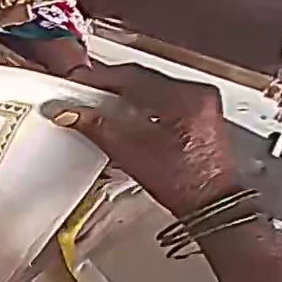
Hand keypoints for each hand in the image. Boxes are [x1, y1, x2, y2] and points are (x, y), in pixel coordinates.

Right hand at [48, 63, 235, 216]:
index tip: (79, 80)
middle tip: (84, 90)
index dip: (100, 77)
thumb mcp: (131, 154)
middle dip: (110, 84)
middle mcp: (197, 93)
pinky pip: (162, 97)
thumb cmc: (184, 185)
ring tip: (99, 101)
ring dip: (124, 93)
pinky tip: (123, 111)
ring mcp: (200, 102)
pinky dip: (140, 102)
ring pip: (151, 87)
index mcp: (185, 97)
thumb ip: (98, 127)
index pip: (134, 76)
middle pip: (143, 78)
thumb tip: (71, 113)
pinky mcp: (198, 112)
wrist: (210, 205)